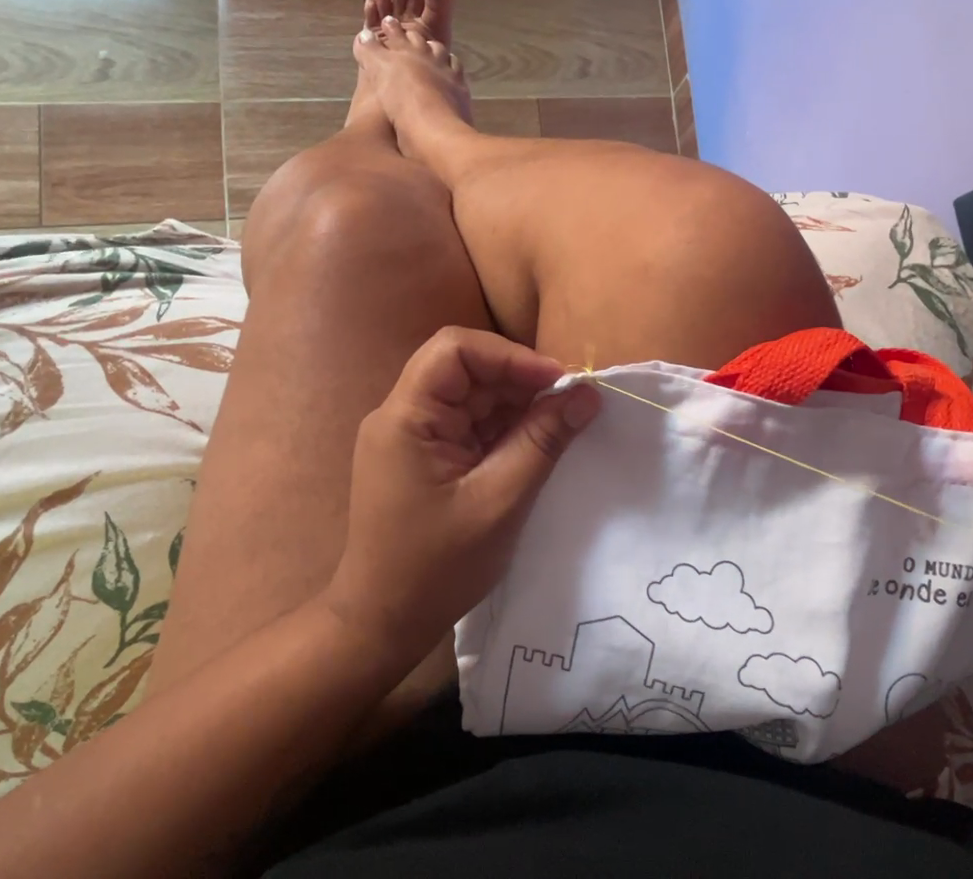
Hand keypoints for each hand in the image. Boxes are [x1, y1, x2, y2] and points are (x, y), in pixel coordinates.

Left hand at [323, 327, 600, 661]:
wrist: (384, 622)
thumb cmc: (437, 566)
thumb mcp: (500, 501)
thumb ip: (543, 441)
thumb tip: (587, 395)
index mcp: (406, 418)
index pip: (456, 350)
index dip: (511, 357)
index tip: (559, 382)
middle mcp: (403, 417)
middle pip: (465, 370)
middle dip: (520, 381)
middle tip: (570, 406)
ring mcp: (412, 438)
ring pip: (471, 398)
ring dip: (516, 406)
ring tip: (560, 428)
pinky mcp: (425, 459)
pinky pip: (469, 426)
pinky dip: (504, 430)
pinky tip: (535, 446)